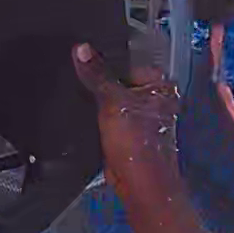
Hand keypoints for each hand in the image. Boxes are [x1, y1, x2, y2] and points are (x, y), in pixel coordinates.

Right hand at [72, 43, 211, 232]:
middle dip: (98, 80)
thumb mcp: (112, 101)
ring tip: (74, 90)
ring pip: (111, 98)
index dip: (104, 59)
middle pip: (119, 80)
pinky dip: (95, 114)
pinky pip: (106, 115)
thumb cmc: (135, 142)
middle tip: (73, 72)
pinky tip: (79, 110)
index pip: (127, 61)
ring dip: (95, 99)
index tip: (80, 56)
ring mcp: (140, 116)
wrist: (139, 184)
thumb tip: (80, 48)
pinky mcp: (126, 132)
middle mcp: (154, 98)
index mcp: (160, 84)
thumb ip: (96, 75)